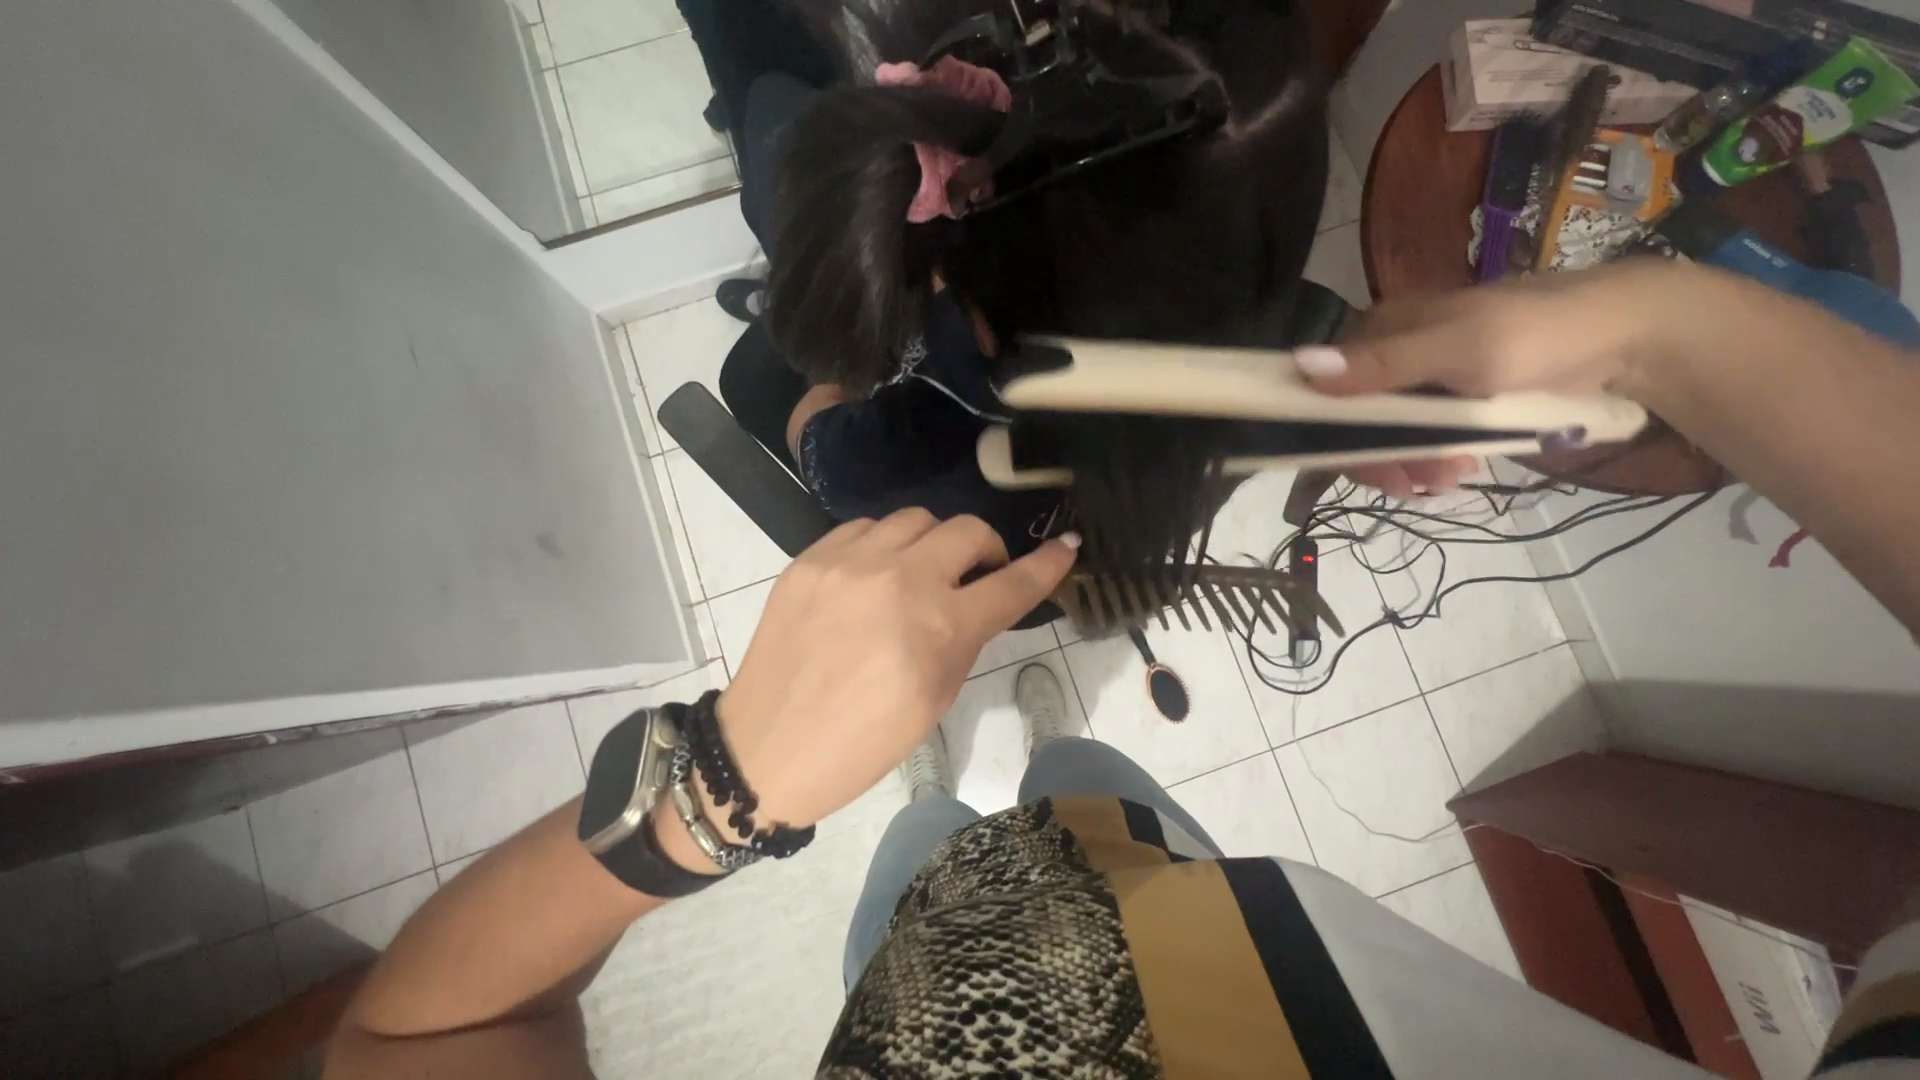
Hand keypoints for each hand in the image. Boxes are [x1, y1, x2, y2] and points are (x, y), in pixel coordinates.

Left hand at [711, 510, 1078, 829]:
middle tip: (979, 574)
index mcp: (938, 628)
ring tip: (922, 572)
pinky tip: (875, 573)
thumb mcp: (933, 700)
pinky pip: (863, 528)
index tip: (1066, 549)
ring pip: (915, 518)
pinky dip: (883, 544)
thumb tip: (977, 602)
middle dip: (986, 549)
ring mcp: (849, 563)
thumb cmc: (862, 743)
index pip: (1010, 585)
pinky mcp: (810, 559)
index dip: (1046, 566)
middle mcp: (899, 580)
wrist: (767, 748)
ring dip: (933, 542)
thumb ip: (963, 641)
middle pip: (967, 531)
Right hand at [1295, 260, 1703, 495]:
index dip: (1329, 433)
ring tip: (1452, 478)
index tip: (1364, 466)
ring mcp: (1422, 380)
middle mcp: (1389, 355)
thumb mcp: (1459, 349)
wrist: (1630, 336)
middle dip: (1380, 456)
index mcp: (1380, 331)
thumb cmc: (1540, 333)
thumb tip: (1300, 364)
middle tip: (1418, 483)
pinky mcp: (1453, 400)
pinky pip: (1421, 438)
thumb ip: (1382, 365)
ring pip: (1386, 435)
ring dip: (1410, 464)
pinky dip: (1433, 460)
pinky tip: (1459, 469)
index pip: (1320, 389)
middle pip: (1351, 420)